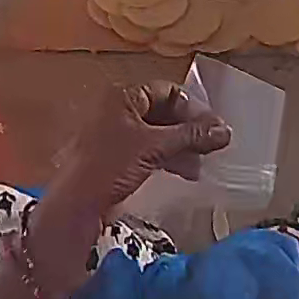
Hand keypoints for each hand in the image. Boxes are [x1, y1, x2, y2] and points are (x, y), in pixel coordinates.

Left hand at [53, 81, 231, 211]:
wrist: (74, 206)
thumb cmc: (110, 165)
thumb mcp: (154, 146)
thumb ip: (190, 136)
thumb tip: (224, 130)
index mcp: (122, 96)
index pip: (166, 91)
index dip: (192, 108)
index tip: (213, 127)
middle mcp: (118, 109)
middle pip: (163, 113)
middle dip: (188, 130)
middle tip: (212, 146)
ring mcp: (116, 134)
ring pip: (157, 134)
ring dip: (181, 147)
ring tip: (200, 165)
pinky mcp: (116, 158)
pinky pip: (148, 150)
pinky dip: (167, 158)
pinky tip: (185, 172)